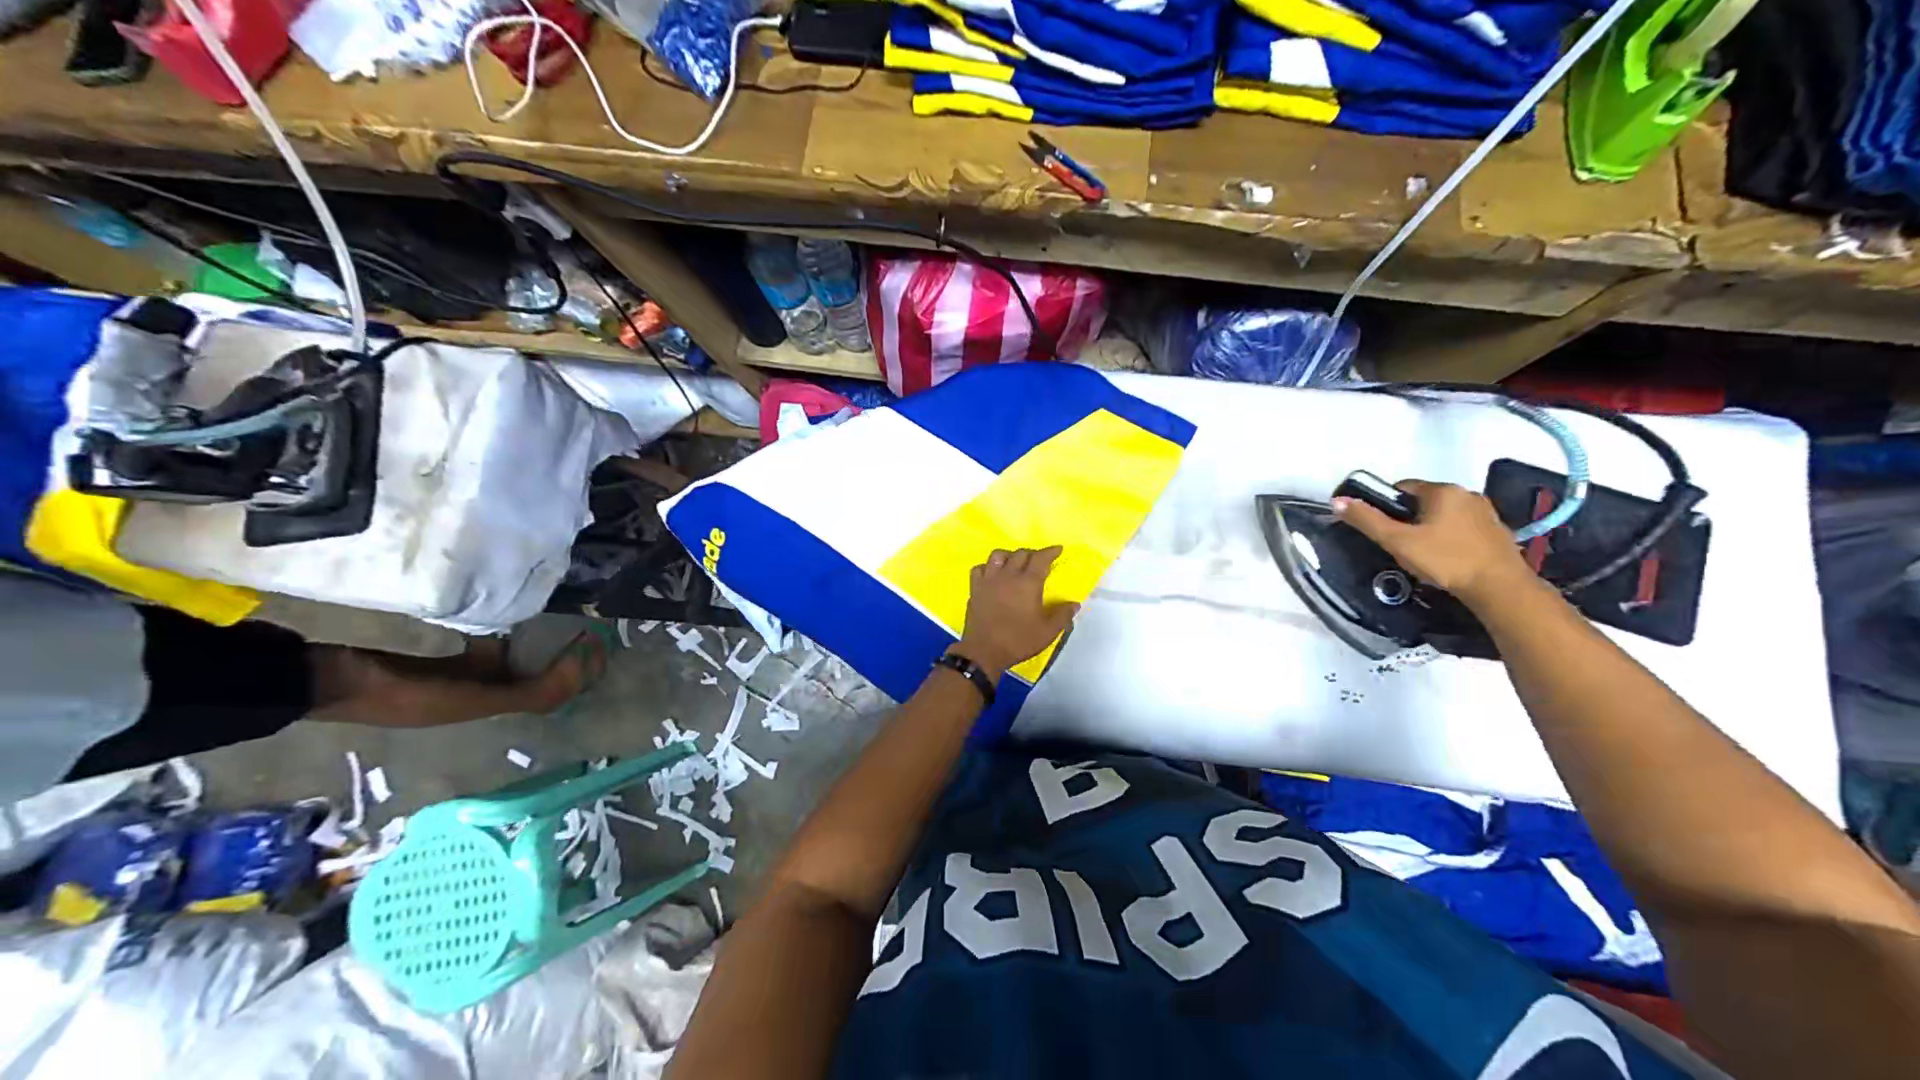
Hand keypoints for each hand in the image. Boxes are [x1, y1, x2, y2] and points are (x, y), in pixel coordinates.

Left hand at [954, 547, 1079, 679]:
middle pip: (1020, 554)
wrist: (984, 651)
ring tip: (1015, 562)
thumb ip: (1062, 616)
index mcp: (1028, 583)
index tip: (1058, 549)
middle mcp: (1008, 575)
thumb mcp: (1047, 632)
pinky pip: (979, 568)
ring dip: (1010, 555)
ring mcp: (988, 580)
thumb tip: (1074, 604)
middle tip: (1039, 560)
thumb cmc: (1018, 640)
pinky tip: (992, 573)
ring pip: (998, 555)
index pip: (1041, 558)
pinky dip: (988, 567)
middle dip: (1032, 553)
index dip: (1050, 551)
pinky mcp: (975, 588)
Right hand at [1332, 480, 1534, 604]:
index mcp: (1442, 490)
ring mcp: (1486, 511)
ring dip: (1431, 527)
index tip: (1383, 529)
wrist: (1499, 587)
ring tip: (1424, 554)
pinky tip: (1448, 557)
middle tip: (1400, 545)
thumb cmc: (1445, 560)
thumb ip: (1367, 520)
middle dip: (1409, 519)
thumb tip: (1337, 500)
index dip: (1387, 506)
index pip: (1403, 487)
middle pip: (1424, 501)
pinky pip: (1464, 527)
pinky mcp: (1497, 530)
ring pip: (1445, 514)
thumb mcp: (1398, 541)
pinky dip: (1452, 537)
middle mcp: (1466, 493)